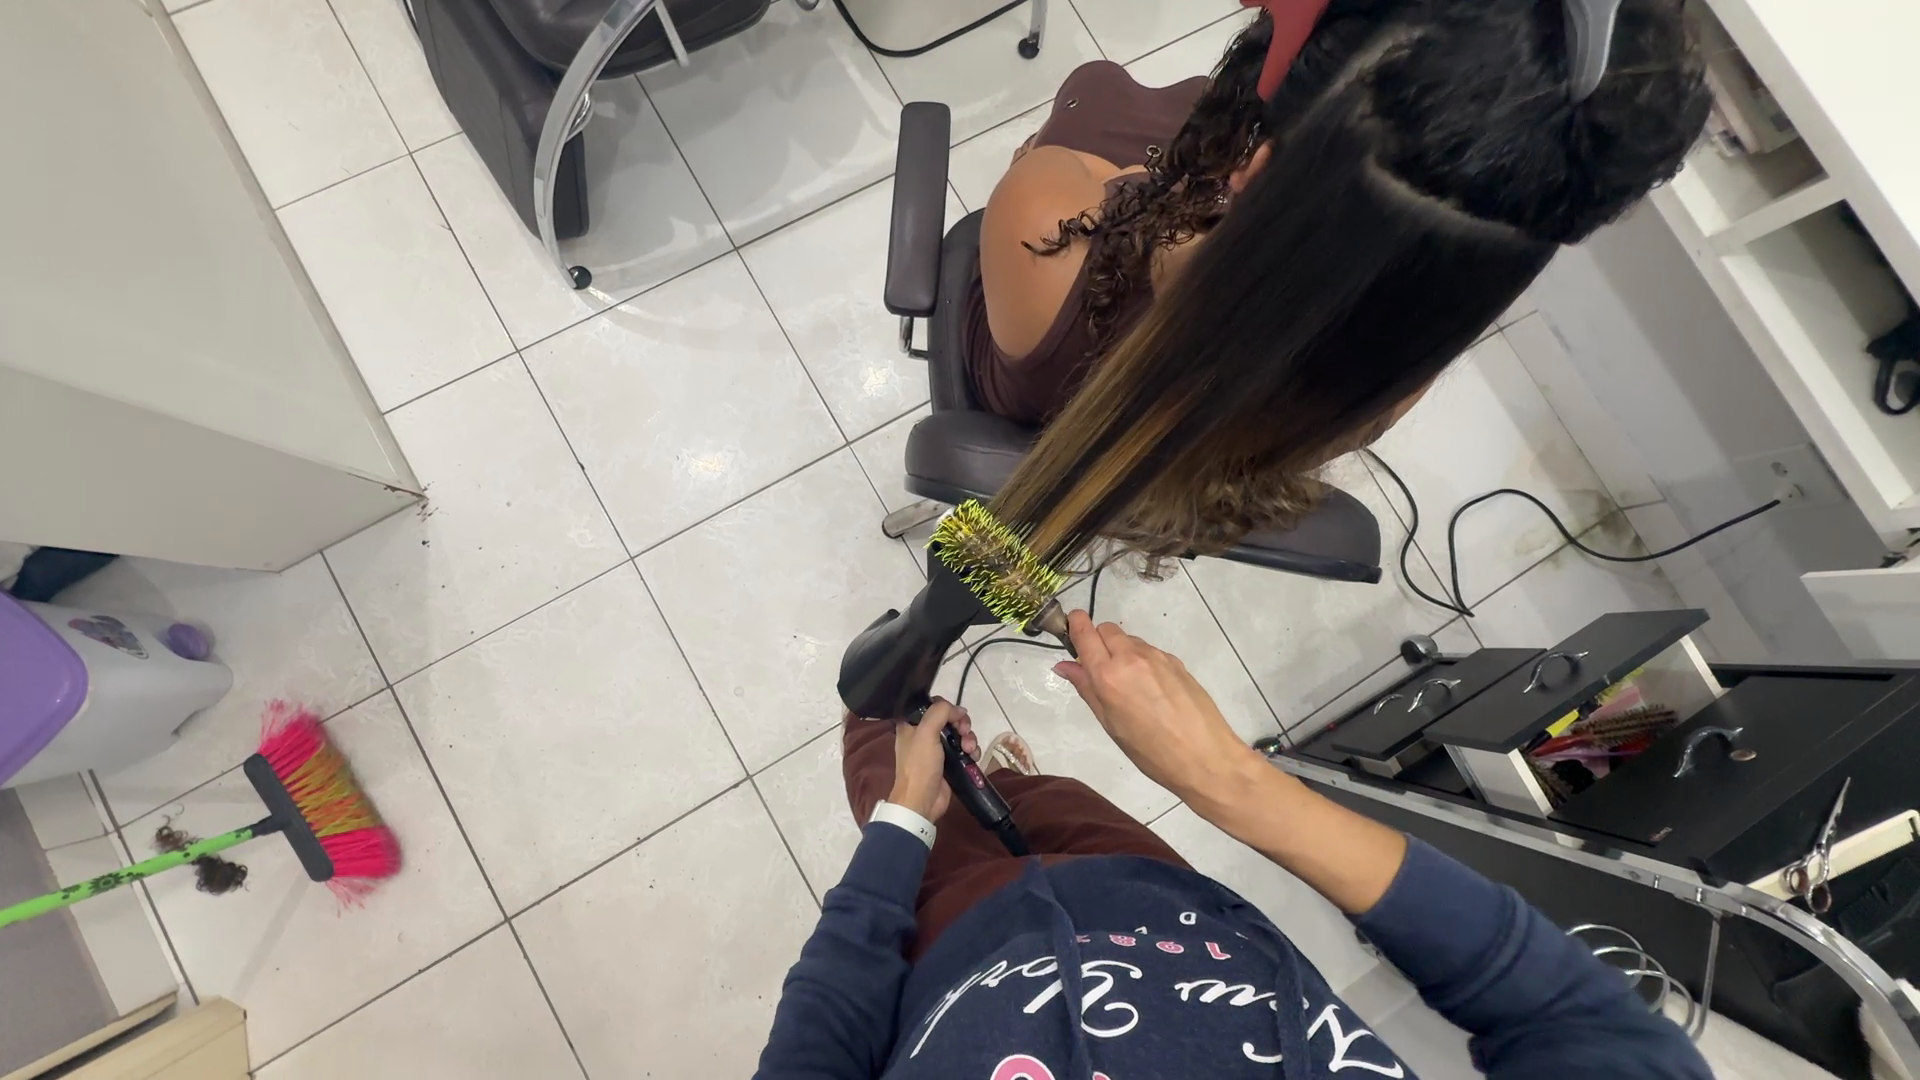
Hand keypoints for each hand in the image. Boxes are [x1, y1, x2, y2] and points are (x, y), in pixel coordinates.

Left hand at [888, 699, 975, 819]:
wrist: (921, 801)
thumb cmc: (919, 765)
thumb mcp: (926, 732)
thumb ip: (940, 712)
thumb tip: (959, 710)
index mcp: (912, 724)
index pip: (933, 705)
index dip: (947, 708)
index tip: (957, 716)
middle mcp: (923, 734)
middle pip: (950, 718)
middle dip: (962, 724)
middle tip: (965, 733)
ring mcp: (937, 749)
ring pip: (959, 733)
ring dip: (969, 738)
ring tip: (970, 749)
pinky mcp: (949, 762)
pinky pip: (964, 749)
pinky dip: (971, 750)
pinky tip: (973, 756)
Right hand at [1052, 611, 1263, 806]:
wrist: (1205, 757)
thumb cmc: (1149, 751)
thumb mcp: (1110, 724)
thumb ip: (1086, 688)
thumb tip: (1064, 665)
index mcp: (1108, 675)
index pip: (1084, 631)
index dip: (1074, 624)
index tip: (1071, 629)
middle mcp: (1131, 657)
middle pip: (1106, 629)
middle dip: (1098, 640)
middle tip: (1101, 668)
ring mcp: (1156, 656)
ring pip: (1128, 639)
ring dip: (1121, 651)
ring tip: (1131, 686)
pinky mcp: (1176, 660)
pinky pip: (1149, 651)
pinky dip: (1142, 661)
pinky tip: (1153, 690)